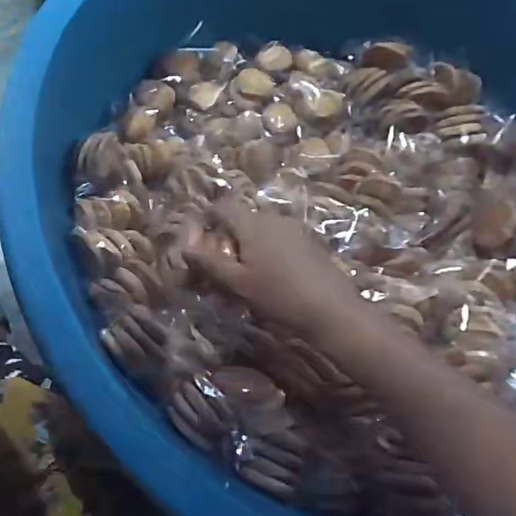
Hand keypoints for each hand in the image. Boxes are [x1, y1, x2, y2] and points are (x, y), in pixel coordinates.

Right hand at [185, 197, 368, 338]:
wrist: (331, 309)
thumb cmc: (278, 296)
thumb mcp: (237, 283)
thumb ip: (209, 262)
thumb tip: (184, 245)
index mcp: (252, 224)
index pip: (223, 205)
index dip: (208, 216)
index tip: (200, 237)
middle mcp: (273, 218)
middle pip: (243, 217)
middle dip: (229, 234)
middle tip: (221, 262)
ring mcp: (294, 228)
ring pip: (262, 228)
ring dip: (250, 243)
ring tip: (247, 271)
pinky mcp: (309, 242)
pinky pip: (279, 237)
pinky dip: (269, 249)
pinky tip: (272, 275)